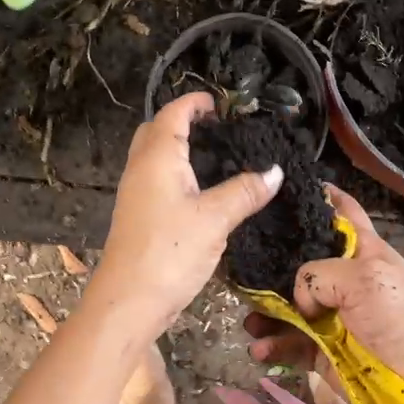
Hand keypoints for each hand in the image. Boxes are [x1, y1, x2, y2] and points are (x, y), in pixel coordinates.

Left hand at [83, 92, 282, 334]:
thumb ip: (244, 192)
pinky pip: (157, 182)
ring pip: (154, 158)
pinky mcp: (138, 217)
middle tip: (218, 128)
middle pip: (156, 132)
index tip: (220, 104)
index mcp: (157, 158)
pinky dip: (177, 175)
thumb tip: (275, 171)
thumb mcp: (215, 219)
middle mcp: (140, 169)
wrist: (128, 300)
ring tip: (216, 157)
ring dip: (179, 150)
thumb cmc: (169, 252)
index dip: (194, 103)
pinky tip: (201, 192)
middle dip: (183, 122)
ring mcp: (135, 194)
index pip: (172, 114)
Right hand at [246, 186, 403, 403]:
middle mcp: (344, 281)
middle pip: (298, 263)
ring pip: (286, 307)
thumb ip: (318, 274)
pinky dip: (271, 345)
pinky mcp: (323, 353)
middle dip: (269, 266)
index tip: (281, 190)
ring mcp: (332, 318)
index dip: (316, 198)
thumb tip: (299, 301)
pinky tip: (260, 349)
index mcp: (362, 252)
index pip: (339, 213)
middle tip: (237, 268)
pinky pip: (288, 344)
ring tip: (250, 322)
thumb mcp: (366, 279)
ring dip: (264, 312)